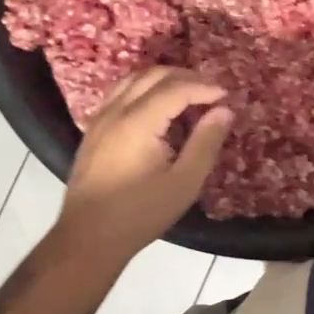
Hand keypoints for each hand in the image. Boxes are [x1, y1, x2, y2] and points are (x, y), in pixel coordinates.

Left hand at [52, 67, 234, 256]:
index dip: (204, 87)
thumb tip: (224, 111)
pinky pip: (120, 92)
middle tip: (211, 90)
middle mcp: (115, 111)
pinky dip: (143, 88)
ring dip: (163, 79)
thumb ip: (205, 143)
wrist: (88, 237)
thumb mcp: (183, 184)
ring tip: (188, 92)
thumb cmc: (140, 214)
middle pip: (153, 75)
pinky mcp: (93, 129)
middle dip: (185, 77)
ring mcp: (100, 118)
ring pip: (133, 79)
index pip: (175, 89)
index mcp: (137, 123)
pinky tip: (157, 105)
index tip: (226, 95)